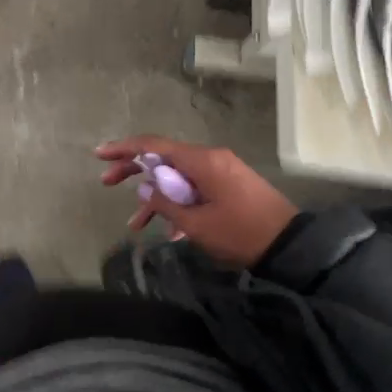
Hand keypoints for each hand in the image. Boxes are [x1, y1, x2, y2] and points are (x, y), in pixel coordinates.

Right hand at [97, 137, 301, 267]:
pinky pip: (195, 187)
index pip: (153, 145)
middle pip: (163, 158)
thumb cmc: (241, 233)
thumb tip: (145, 190)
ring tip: (135, 224)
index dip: (124, 149)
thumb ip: (166, 204)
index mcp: (201, 161)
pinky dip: (179, 204)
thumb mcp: (197, 223)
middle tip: (107, 182)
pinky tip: (168, 231)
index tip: (100, 155)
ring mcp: (221, 171)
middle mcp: (210, 158)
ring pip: (178, 177)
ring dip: (156, 197)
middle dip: (134, 171)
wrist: (291, 246)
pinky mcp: (230, 185)